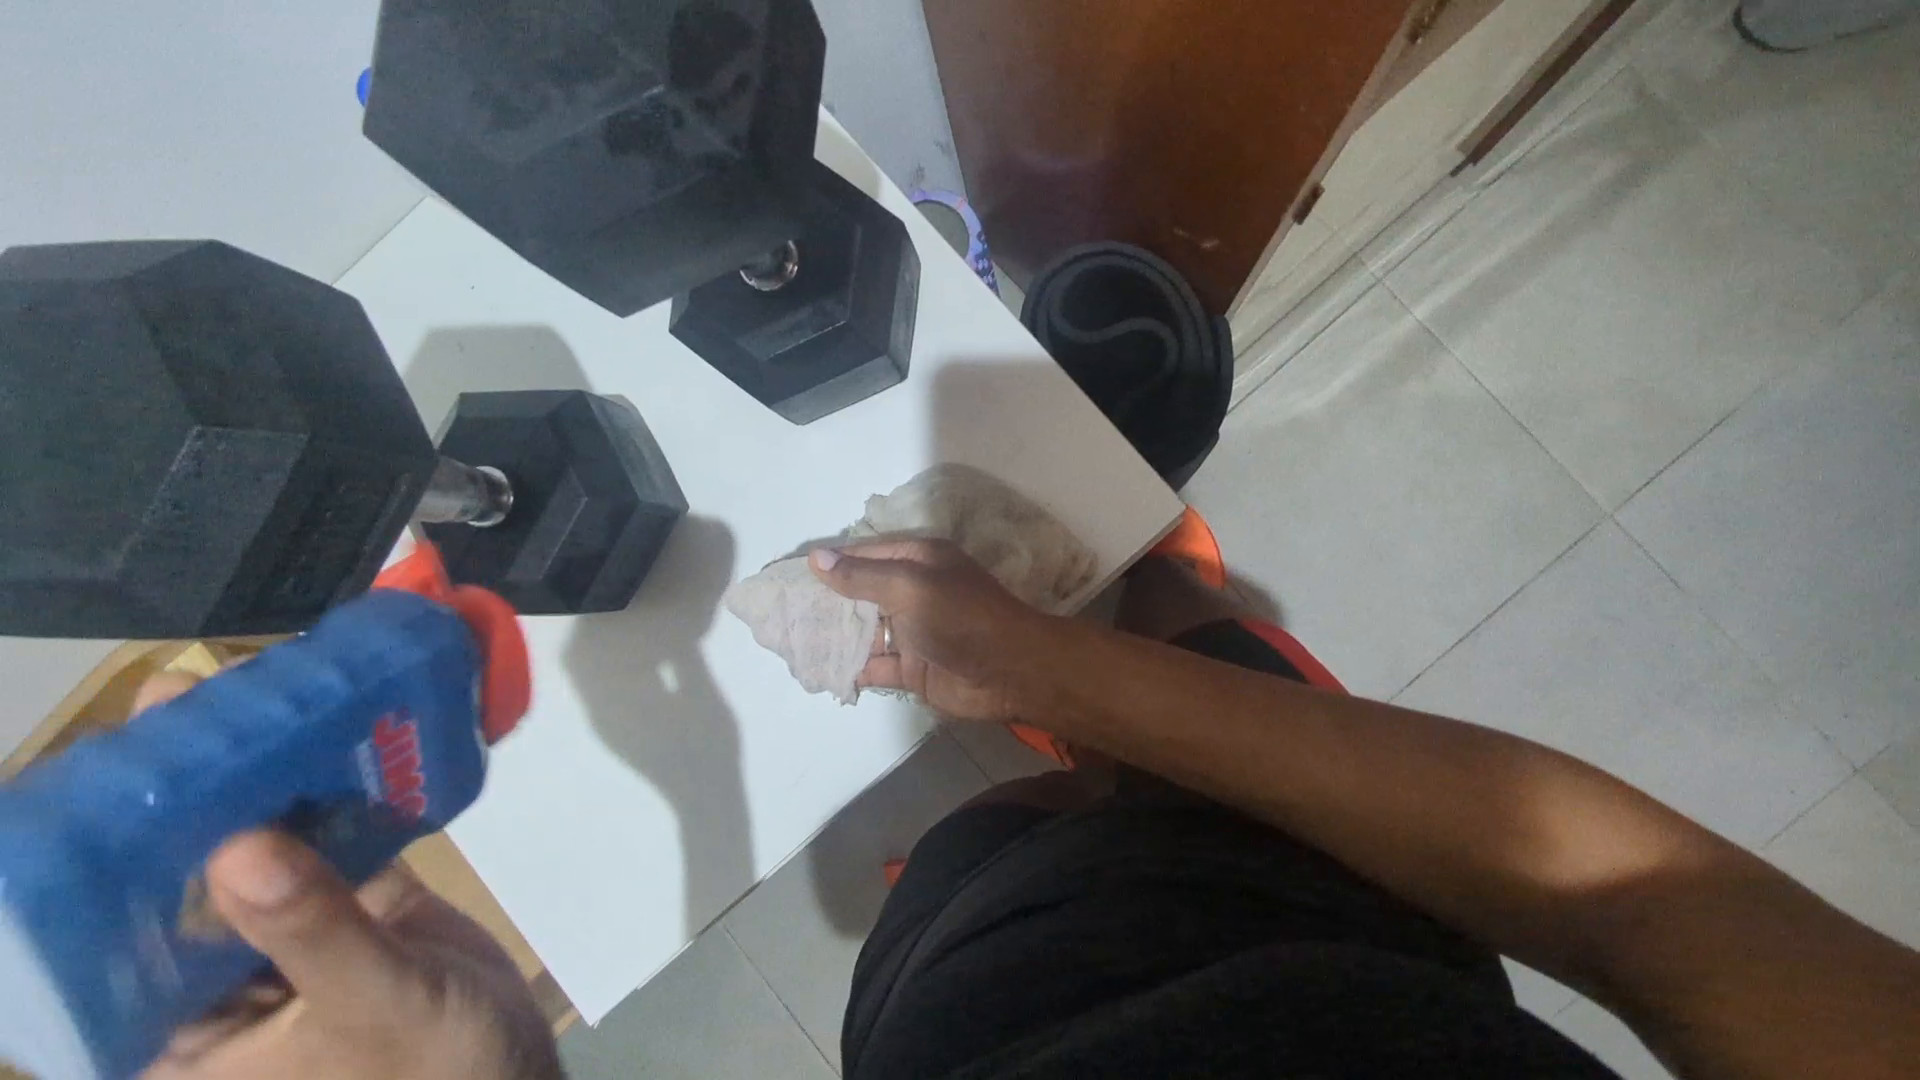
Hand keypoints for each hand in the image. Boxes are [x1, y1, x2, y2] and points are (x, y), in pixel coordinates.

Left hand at [127, 676, 560, 1079]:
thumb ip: (311, 932)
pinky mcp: (365, 905)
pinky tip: (353, 740)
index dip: (95, 853)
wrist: (518, 1074)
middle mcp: (216, 977)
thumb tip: (240, 842)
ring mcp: (296, 933)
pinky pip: (345, 841)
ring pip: (268, 847)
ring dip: (269, 781)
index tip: (110, 767)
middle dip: (186, 795)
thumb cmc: (429, 1071)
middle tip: (186, 703)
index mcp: (172, 1030)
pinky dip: (352, 794)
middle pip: (184, 875)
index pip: (100, 938)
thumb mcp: (367, 1007)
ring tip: (262, 702)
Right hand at [810, 538, 1052, 722]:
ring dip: (832, 635)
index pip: (861, 555)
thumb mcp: (911, 586)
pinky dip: (849, 668)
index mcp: (917, 560)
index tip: (786, 572)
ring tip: (787, 640)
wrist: (1011, 671)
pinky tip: (817, 669)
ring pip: (863, 631)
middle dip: (823, 601)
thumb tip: (817, 558)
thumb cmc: (962, 617)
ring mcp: (911, 631)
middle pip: (859, 593)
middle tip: (778, 609)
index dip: (826, 562)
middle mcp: (912, 591)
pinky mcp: (911, 668)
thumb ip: (862, 576)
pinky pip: (873, 665)